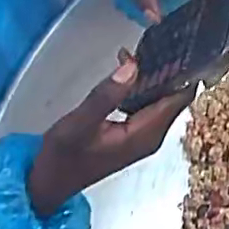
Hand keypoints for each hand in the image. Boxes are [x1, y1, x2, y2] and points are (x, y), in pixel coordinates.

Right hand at [27, 50, 192, 217]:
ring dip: (160, 75)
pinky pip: (151, 102)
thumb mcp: (78, 124)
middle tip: (169, 40)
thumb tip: (133, 66)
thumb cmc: (60, 159)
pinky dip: (147, 85)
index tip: (184, 46)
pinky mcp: (134, 132)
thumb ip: (105, 96)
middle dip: (174, 69)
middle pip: (177, 96)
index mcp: (147, 134)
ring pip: (164, 97)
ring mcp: (145, 135)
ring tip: (154, 47)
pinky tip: (136, 67)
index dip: (186, 72)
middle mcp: (153, 135)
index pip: (180, 97)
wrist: (42, 187)